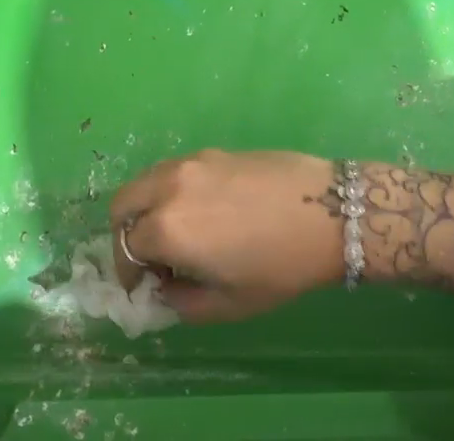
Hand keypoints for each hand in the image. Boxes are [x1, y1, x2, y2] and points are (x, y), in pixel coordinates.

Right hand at [111, 150, 342, 322]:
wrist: (330, 211)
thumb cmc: (279, 266)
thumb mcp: (229, 304)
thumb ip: (182, 302)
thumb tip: (163, 289)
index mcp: (166, 228)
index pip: (124, 249)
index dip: (129, 274)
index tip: (143, 288)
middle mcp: (169, 187)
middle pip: (123, 204)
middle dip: (126, 233)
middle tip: (150, 257)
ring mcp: (192, 162)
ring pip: (147, 181)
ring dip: (147, 208)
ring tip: (178, 234)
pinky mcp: (214, 150)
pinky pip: (174, 171)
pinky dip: (170, 191)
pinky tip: (204, 212)